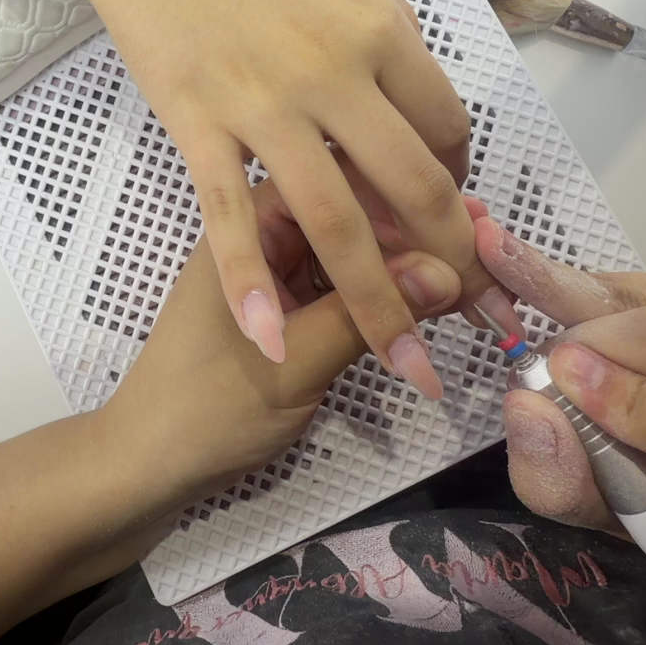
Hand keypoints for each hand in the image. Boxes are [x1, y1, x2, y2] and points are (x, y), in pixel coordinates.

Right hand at [21, 0, 488, 396]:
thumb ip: (377, 29)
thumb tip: (401, 89)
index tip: (450, 208)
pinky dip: (248, 282)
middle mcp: (335, 75)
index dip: (459, 179)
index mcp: (381, 26)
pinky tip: (268, 337)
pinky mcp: (196, 125)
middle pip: (413, 188)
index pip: (445, 127)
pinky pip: (229, 216)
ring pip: (335, 222)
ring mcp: (262, 106)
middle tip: (472, 315)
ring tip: (410, 366)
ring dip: (379, 306)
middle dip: (454, 263)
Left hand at [102, 174, 466, 501]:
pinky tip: (438, 308)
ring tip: (482, 290)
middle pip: (354, 217)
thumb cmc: (210, 403)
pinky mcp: (292, 304)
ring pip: (357, 254)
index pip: (337, 184)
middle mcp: (268, 231)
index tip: (475, 233)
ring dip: (412, 273)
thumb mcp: (294, 361)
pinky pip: (347, 287)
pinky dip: (388, 299)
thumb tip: (448, 271)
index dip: (406, 204)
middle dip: (421, 242)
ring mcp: (280, 268)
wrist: (153, 460)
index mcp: (252, 221)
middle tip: (492, 269)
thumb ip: (366, 313)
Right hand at [471, 216, 645, 544]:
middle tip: (537, 347)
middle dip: (598, 339)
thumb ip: (556, 477)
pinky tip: (573, 307)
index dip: (640, 404)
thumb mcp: (595, 514)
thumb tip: (529, 407)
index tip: (560, 372)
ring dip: (589, 306)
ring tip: (542, 316)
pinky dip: (600, 290)